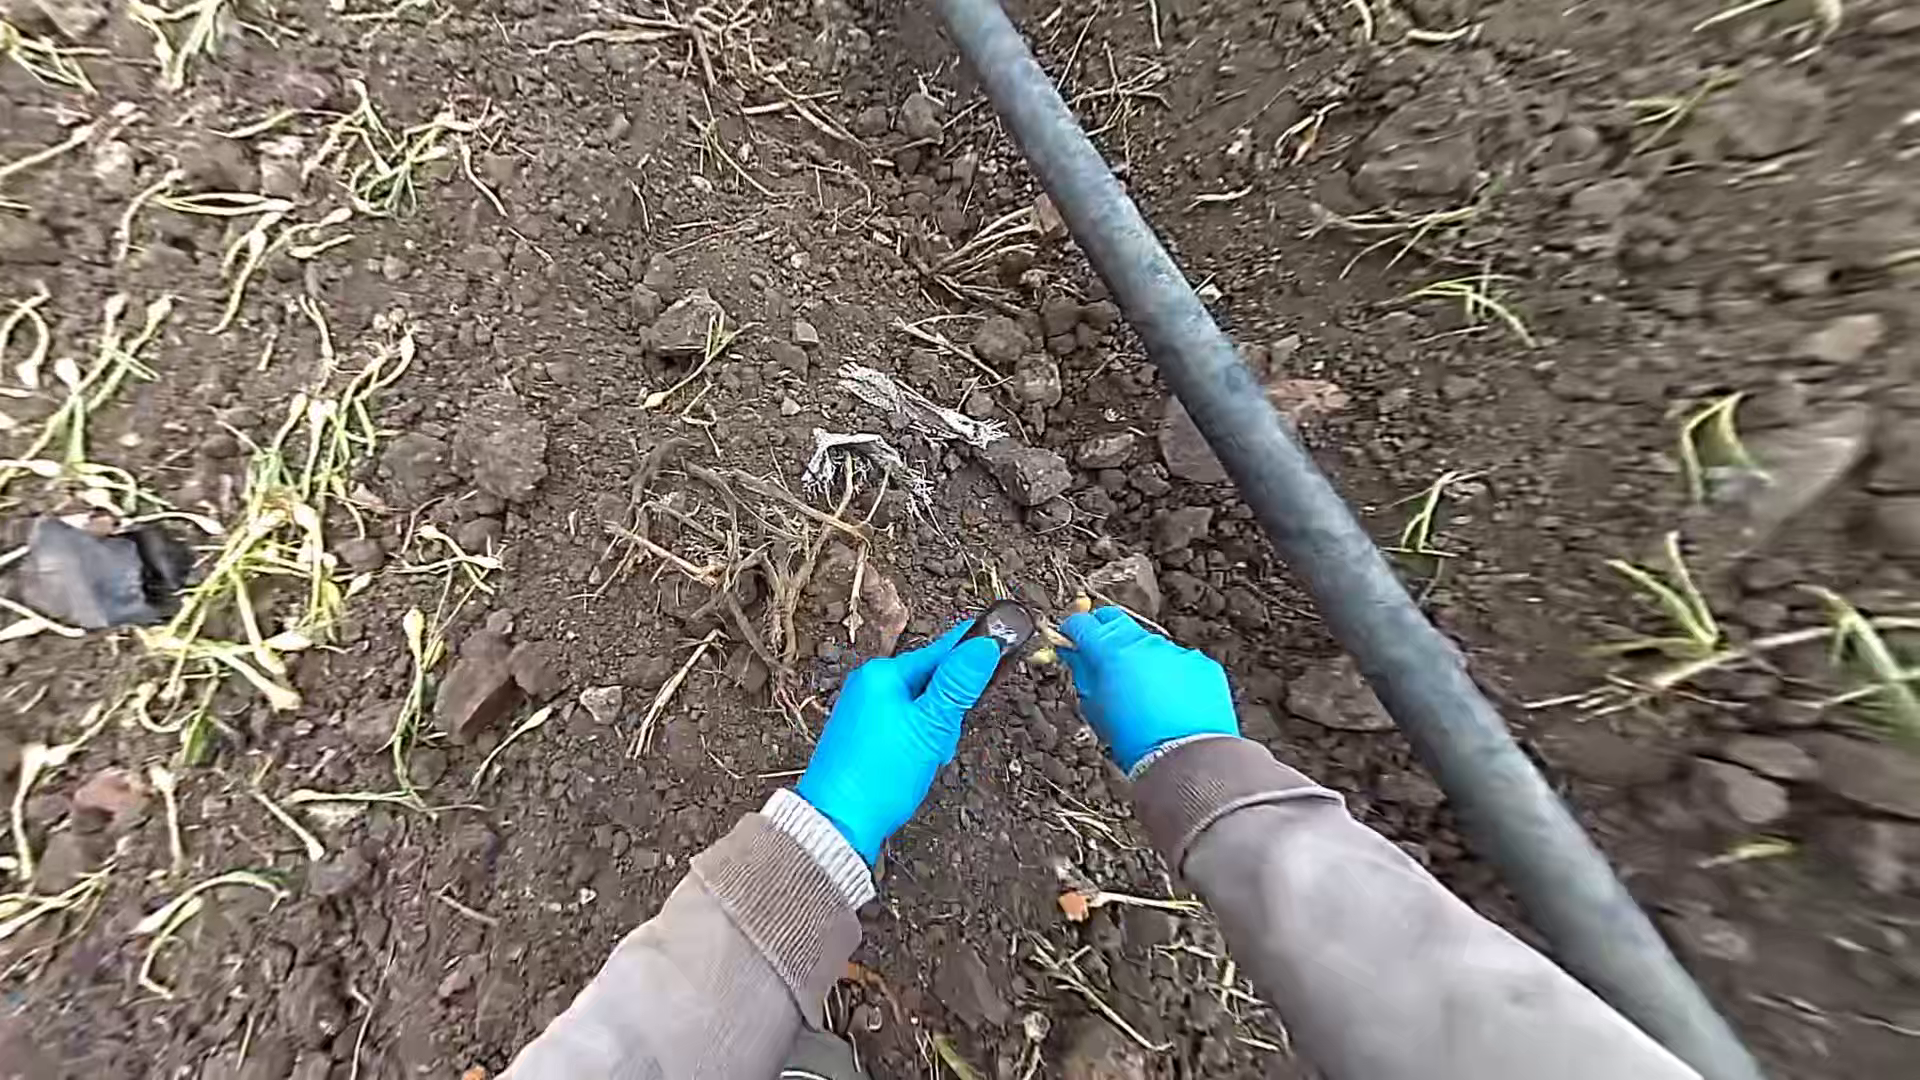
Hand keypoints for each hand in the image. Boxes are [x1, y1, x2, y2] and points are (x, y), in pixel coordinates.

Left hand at [797, 622, 1002, 862]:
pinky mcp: (863, 732)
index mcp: (882, 674)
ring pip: (920, 706)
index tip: (996, 643)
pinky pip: (905, 723)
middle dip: (946, 711)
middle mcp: (869, 684)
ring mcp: (864, 708)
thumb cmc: (876, 777)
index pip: (939, 652)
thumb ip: (958, 684)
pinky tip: (915, 761)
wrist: (837, 825)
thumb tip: (983, 645)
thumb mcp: (930, 727)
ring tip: (927, 756)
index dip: (969, 656)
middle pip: (931, 682)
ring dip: (933, 730)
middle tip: (943, 737)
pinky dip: (918, 739)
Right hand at [1061, 607, 1237, 771]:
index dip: (1073, 631)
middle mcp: (1143, 643)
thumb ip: (1083, 672)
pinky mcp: (1201, 663)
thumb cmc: (1134, 740)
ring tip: (1142, 691)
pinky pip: (1178, 660)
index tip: (1071, 640)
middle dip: (1104, 633)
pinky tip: (1170, 700)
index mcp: (1111, 651)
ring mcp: (1175, 651)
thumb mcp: (1094, 707)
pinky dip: (1170, 673)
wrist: (1187, 760)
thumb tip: (1074, 653)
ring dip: (1139, 657)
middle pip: (1115, 621)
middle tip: (1101, 658)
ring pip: (1148, 643)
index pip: (1083, 623)